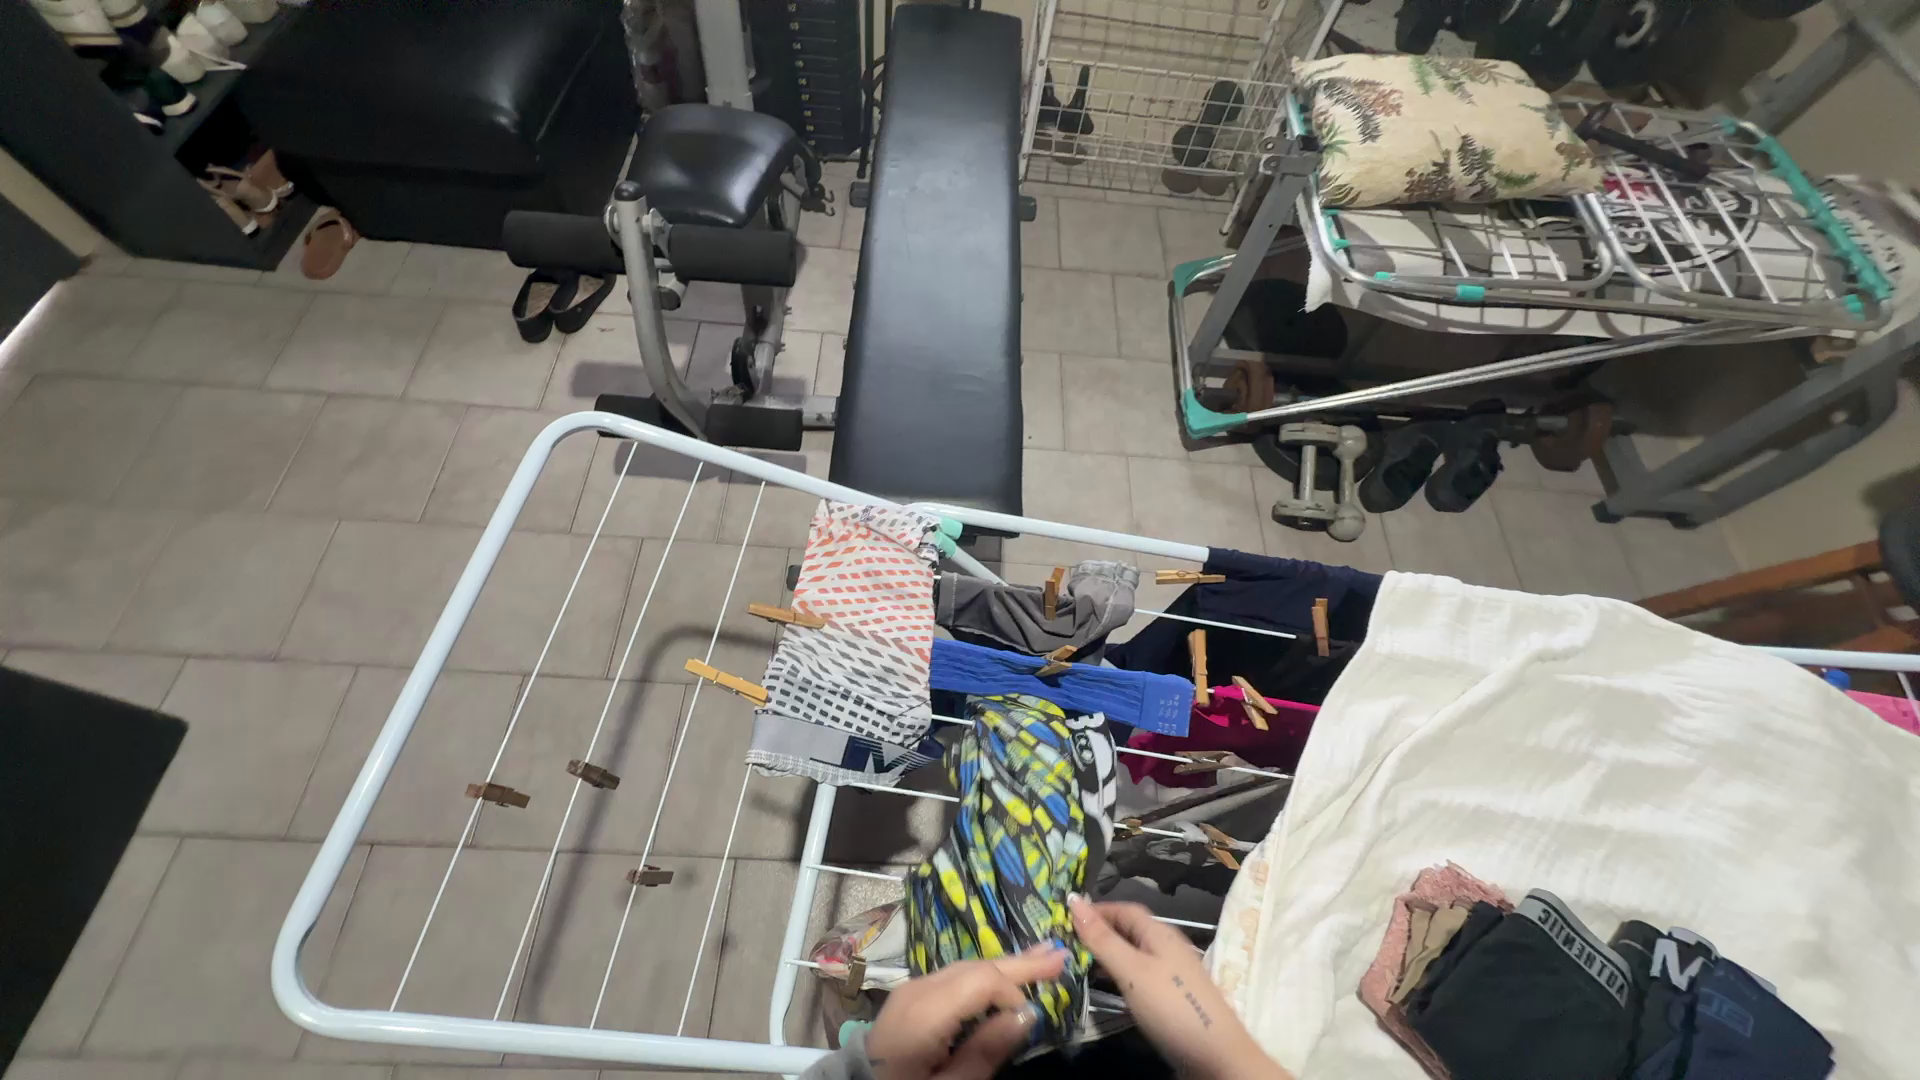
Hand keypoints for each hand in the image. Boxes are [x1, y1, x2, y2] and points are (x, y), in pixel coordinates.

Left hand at [863, 943, 1066, 1079]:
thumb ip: (985, 1052)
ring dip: (1004, 965)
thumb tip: (1025, 1012)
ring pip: (966, 968)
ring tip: (1041, 958)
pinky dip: (983, 977)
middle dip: (1019, 962)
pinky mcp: (910, 1001)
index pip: (981, 978)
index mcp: (925, 1009)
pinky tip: (1003, 977)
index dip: (1013, 991)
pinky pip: (953, 980)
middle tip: (1058, 954)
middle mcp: (918, 988)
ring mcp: (911, 991)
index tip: (1032, 1018)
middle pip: (975, 966)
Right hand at [1068, 894, 1292, 1079]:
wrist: (1220, 1059)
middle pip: (1129, 930)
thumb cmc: (1172, 1007)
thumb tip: (1073, 899)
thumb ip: (1102, 939)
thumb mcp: (1131, 971)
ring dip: (1108, 955)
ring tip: (1080, 964)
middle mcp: (1167, 946)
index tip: (1066, 918)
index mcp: (1159, 932)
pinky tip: (1109, 990)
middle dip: (1099, 931)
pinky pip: (1141, 976)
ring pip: (1134, 954)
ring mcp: (1173, 974)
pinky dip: (1121, 976)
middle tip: (1068, 943)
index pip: (1123, 908)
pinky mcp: (1174, 999)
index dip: (1096, 909)